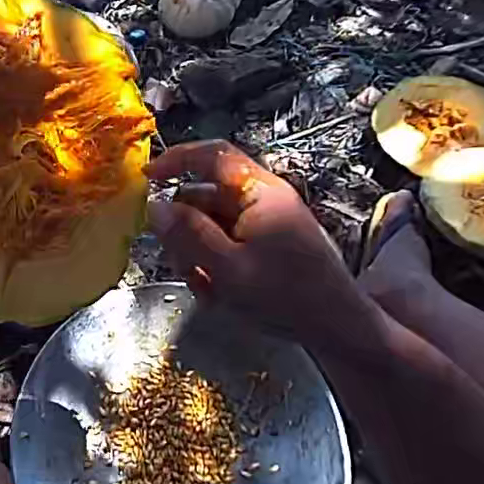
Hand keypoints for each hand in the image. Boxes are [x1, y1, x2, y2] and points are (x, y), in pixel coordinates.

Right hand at [146, 141, 369, 345]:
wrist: (337, 327)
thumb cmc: (286, 295)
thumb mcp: (228, 268)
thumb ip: (189, 235)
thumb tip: (155, 206)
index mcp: (258, 192)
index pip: (212, 156)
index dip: (176, 159)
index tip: (146, 178)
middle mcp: (262, 199)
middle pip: (205, 197)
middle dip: (185, 230)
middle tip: (181, 265)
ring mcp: (266, 222)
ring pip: (212, 224)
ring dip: (198, 253)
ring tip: (205, 288)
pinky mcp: (268, 244)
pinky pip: (228, 243)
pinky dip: (215, 263)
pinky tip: (217, 293)